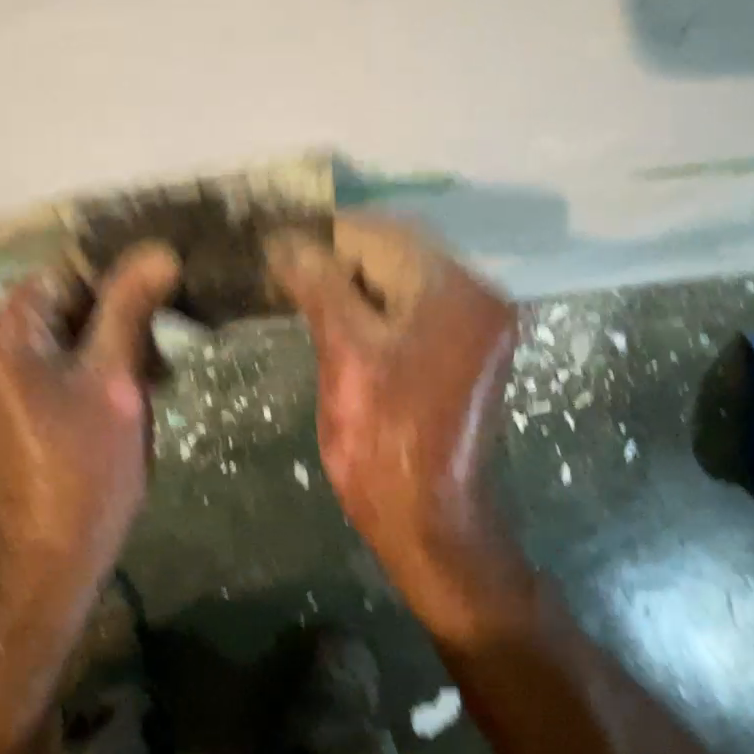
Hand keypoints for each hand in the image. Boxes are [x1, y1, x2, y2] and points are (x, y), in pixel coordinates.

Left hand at [0, 243, 180, 591]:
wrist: (51, 557)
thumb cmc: (84, 469)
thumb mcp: (115, 380)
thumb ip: (131, 308)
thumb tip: (160, 250)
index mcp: (3, 330)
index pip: (69, 272)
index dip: (120, 284)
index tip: (164, 309)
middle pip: (67, 299)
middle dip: (119, 320)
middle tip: (159, 360)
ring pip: (68, 330)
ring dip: (113, 346)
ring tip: (151, 382)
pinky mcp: (9, 396)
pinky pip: (56, 358)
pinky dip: (93, 367)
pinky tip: (126, 396)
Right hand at [268, 217, 526, 636]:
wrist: (426, 519)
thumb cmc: (381, 440)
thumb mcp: (344, 354)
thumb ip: (320, 285)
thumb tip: (286, 241)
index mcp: (455, 290)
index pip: (381, 234)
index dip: (324, 234)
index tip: (274, 242)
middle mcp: (479, 294)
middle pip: (399, 249)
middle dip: (339, 252)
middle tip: (283, 264)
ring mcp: (477, 322)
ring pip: (406, 275)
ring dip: (355, 275)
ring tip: (300, 284)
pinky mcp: (466, 347)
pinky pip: (416, 303)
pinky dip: (376, 300)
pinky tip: (336, 310)